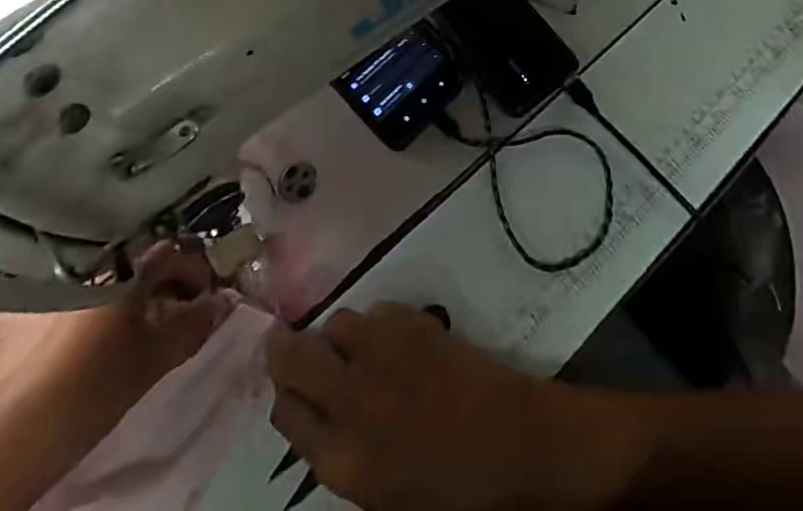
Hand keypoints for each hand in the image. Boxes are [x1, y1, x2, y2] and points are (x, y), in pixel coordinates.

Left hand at [0, 240, 231, 408]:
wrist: (3, 440)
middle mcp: (80, 258)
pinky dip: (92, 299)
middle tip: (179, 305)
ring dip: (128, 287)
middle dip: (164, 277)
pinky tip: (96, 329)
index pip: (173, 249)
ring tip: (140, 320)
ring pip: (102, 270)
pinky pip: (70, 287)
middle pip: (136, 254)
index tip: (207, 293)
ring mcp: (44, 279)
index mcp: (117, 261)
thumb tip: (220, 303)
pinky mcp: (17, 306)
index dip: (197, 270)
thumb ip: (195, 323)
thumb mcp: (155, 358)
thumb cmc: (89, 387)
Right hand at [266, 303, 643, 510]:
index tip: (294, 388)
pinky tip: (397, 338)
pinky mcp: (418, 326)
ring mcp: (386, 357)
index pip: (285, 414)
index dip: (286, 397)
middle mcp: (352, 401)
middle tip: (294, 345)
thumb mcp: (383, 492)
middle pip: (293, 357)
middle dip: (287, 349)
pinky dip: (379, 322)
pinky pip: (379, 309)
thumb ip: (342, 453)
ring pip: (336, 324)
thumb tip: (322, 416)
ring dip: (341, 335)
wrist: (517, 445)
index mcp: (341, 460)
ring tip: (360, 346)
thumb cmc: (454, 487)